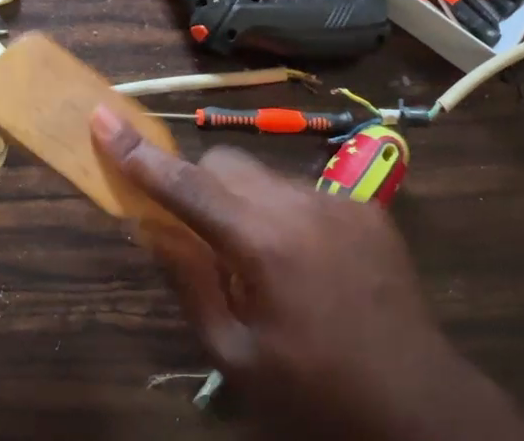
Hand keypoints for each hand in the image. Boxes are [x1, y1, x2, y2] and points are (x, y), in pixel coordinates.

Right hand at [92, 110, 523, 440]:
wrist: (421, 405)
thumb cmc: (314, 391)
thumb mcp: (235, 355)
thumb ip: (188, 281)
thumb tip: (153, 226)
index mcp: (260, 243)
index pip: (183, 184)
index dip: (137, 152)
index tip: (101, 117)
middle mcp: (296, 204)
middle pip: (223, 162)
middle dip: (199, 186)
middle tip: (202, 240)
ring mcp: (336, 199)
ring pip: (262, 174)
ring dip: (242, 200)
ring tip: (261, 262)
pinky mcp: (365, 206)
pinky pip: (300, 189)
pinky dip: (282, 211)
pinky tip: (304, 261)